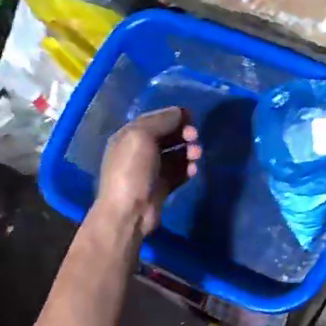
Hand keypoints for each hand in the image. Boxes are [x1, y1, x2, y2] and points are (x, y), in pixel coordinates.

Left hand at [96, 108, 199, 238]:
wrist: (129, 212)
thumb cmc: (132, 170)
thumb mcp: (141, 136)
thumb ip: (161, 121)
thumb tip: (179, 113)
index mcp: (129, 136)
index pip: (154, 119)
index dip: (172, 116)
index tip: (191, 117)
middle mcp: (138, 151)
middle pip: (166, 136)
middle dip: (182, 133)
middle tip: (194, 136)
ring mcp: (150, 170)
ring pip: (175, 154)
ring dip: (188, 151)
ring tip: (196, 155)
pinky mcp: (161, 187)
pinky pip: (178, 172)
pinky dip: (187, 168)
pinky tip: (193, 170)